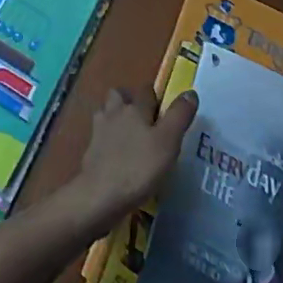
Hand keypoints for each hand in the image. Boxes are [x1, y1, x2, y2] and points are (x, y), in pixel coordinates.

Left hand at [61, 88, 198, 232]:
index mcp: (134, 108)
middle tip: (146, 119)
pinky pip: (101, 132)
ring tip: (132, 134)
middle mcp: (114, 112)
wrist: (102, 192)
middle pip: (120, 95)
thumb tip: (190, 92)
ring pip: (107, 111)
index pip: (146, 90)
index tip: (165, 108)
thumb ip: (178, 116)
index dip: (155, 96)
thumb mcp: (168, 142)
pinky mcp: (91, 147)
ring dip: (117, 115)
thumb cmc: (140, 166)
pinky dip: (109, 136)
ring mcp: (99, 129)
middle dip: (130, 100)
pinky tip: (119, 150)